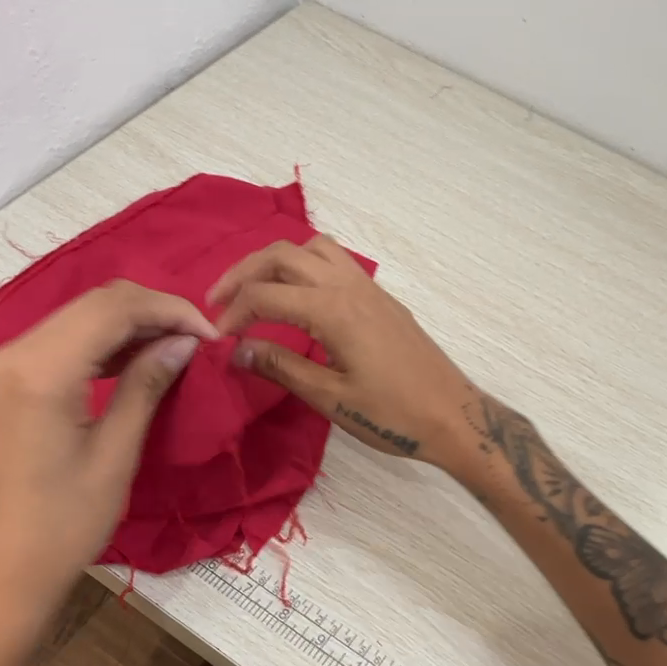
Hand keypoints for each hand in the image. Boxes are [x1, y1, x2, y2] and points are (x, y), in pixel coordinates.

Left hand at [0, 280, 216, 656]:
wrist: (3, 572)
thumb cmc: (65, 526)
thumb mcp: (115, 455)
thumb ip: (146, 387)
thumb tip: (183, 343)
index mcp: (41, 370)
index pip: (113, 307)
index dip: (170, 310)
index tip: (212, 334)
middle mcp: (12, 353)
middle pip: (93, 303)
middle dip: (151, 312)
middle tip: (198, 340)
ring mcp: (1, 366)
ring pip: (75, 318)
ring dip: (127, 325)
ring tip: (175, 349)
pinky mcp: (1, 383)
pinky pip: (57, 343)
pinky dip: (98, 344)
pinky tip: (133, 361)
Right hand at [207, 236, 479, 469]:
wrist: (451, 415)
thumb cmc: (391, 415)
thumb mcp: (330, 399)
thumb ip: (282, 368)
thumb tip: (238, 351)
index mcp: (333, 311)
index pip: (266, 295)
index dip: (233, 313)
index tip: (215, 338)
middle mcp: (349, 286)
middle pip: (283, 255)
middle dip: (243, 273)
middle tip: (217, 301)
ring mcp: (368, 288)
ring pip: (311, 249)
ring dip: (275, 262)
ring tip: (253, 291)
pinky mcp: (380, 299)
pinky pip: (334, 261)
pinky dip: (303, 266)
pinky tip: (295, 295)